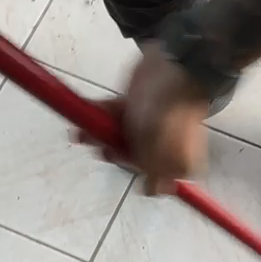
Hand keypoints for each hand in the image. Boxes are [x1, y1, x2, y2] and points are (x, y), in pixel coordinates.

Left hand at [77, 43, 214, 195]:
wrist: (171, 70)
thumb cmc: (168, 118)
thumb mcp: (162, 156)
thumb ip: (155, 175)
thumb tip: (152, 192)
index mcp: (179, 161)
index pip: (153, 177)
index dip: (136, 170)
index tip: (124, 159)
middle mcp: (165, 146)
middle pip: (133, 157)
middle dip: (113, 150)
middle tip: (102, 145)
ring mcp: (148, 125)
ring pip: (119, 136)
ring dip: (98, 134)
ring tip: (82, 132)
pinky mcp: (134, 105)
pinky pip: (113, 116)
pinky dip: (98, 115)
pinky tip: (84, 116)